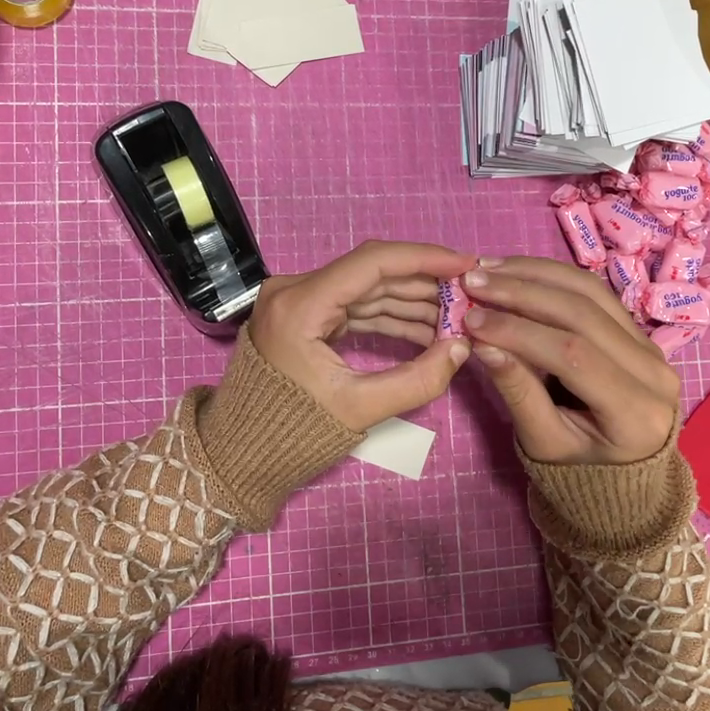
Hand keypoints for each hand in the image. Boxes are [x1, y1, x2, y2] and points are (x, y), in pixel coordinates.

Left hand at [247, 240, 474, 431]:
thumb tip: (461, 348)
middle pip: (371, 273)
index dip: (423, 258)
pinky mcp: (304, 316)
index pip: (371, 262)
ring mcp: (298, 301)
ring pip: (366, 289)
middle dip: (423, 284)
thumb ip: (416, 379)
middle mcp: (294, 289)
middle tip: (469, 298)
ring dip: (411, 302)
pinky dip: (389, 316)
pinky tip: (427, 330)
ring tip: (456, 318)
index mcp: (300, 303)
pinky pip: (354, 307)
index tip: (465, 264)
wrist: (239, 452)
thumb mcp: (358, 408)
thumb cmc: (291, 433)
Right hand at [461, 256, 679, 464]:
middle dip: (522, 293)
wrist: (623, 476)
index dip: (519, 331)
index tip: (471, 320)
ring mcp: (651, 346)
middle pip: (584, 313)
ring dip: (534, 274)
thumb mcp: (543, 442)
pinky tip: (514, 271)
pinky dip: (551, 276)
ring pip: (591, 291)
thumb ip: (517, 391)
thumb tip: (481, 342)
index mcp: (637, 413)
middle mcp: (654, 371)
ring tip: (486, 270)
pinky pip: (595, 292)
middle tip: (472, 283)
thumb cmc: (579, 469)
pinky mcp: (639, 330)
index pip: (573, 355)